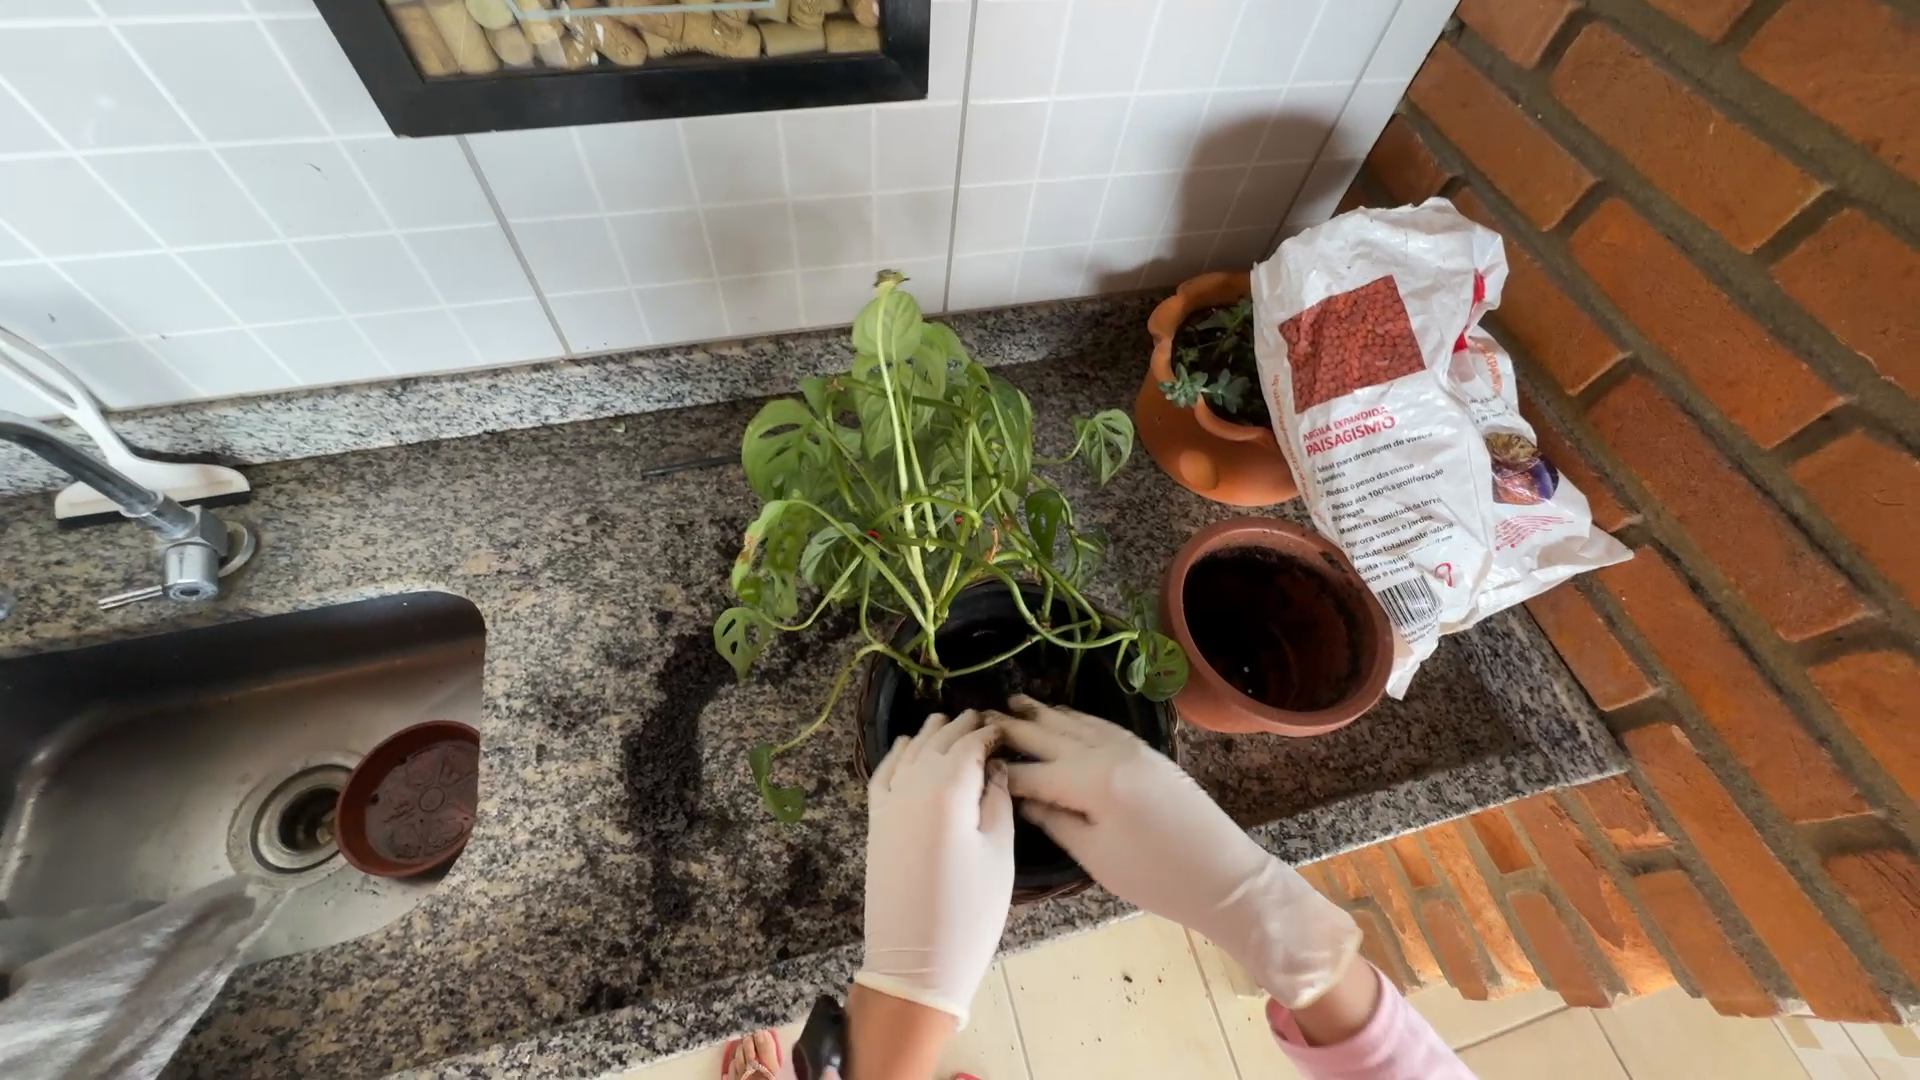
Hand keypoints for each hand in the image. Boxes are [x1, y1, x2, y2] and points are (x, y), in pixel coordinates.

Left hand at [855, 710, 1014, 1026]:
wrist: (915, 963)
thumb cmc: (969, 912)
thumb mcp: (999, 854)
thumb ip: (997, 802)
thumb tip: (994, 769)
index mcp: (948, 791)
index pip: (969, 746)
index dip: (987, 734)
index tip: (1002, 729)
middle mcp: (912, 786)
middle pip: (938, 743)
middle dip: (959, 727)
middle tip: (979, 717)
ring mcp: (889, 803)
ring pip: (909, 753)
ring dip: (929, 735)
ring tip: (945, 721)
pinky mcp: (876, 822)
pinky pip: (883, 774)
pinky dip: (896, 755)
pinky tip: (906, 746)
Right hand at [997, 696, 1360, 1008]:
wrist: (1224, 875)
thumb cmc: (1155, 877)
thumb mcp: (1095, 856)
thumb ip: (1055, 820)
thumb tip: (1021, 797)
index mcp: (1092, 780)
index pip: (1034, 770)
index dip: (1003, 769)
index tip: (972, 764)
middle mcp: (1107, 752)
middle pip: (1051, 735)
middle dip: (1015, 727)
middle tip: (981, 717)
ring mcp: (1128, 746)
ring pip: (1075, 722)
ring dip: (1043, 713)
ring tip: (1014, 703)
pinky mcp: (1144, 750)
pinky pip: (1099, 724)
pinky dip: (1074, 717)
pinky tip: (1062, 714)